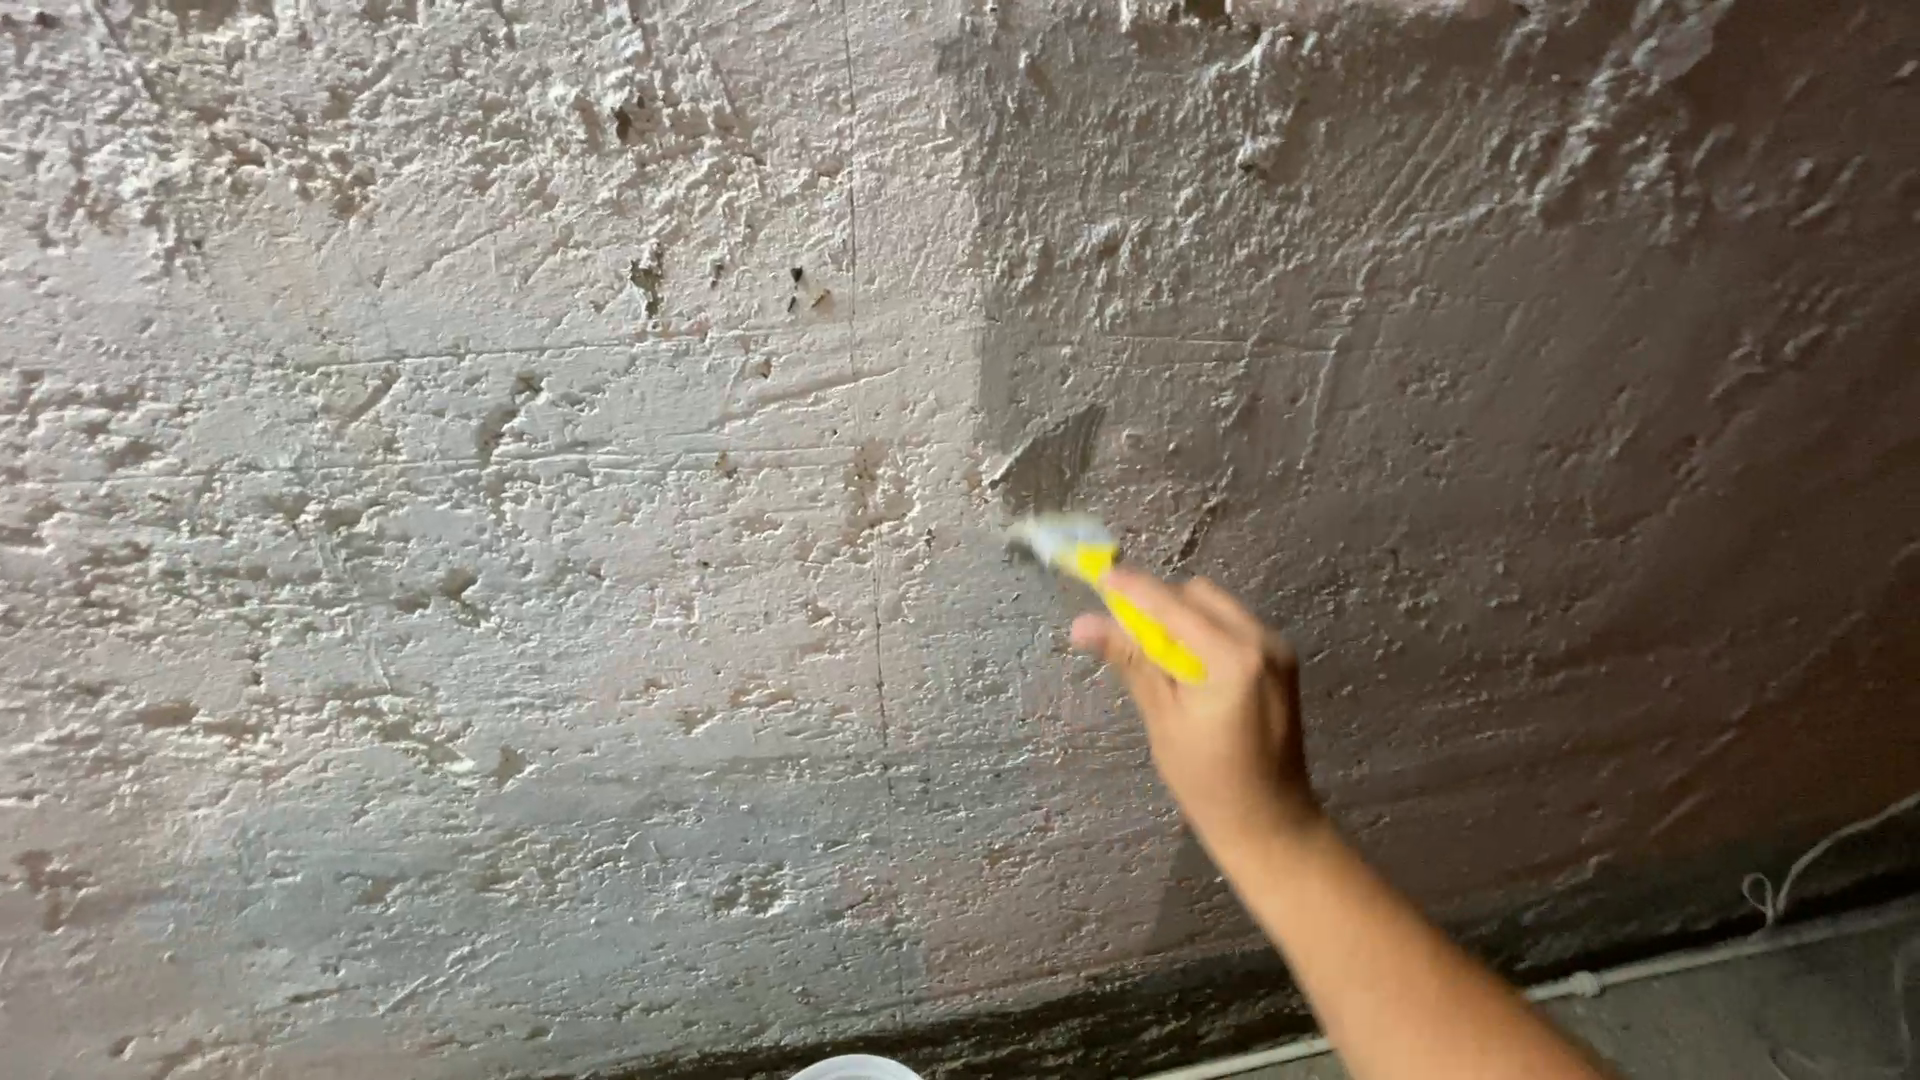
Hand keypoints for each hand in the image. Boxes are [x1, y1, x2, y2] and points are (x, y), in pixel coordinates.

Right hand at [1070, 568, 1323, 857]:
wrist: (1271, 824)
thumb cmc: (1208, 782)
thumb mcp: (1163, 718)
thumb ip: (1130, 660)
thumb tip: (1082, 624)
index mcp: (1233, 658)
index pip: (1171, 605)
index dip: (1133, 588)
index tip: (1099, 574)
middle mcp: (1262, 641)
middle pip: (1197, 594)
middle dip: (1159, 603)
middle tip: (1126, 631)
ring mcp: (1277, 649)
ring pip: (1216, 606)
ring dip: (1181, 616)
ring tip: (1158, 656)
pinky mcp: (1280, 661)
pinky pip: (1232, 625)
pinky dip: (1203, 631)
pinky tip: (1188, 667)